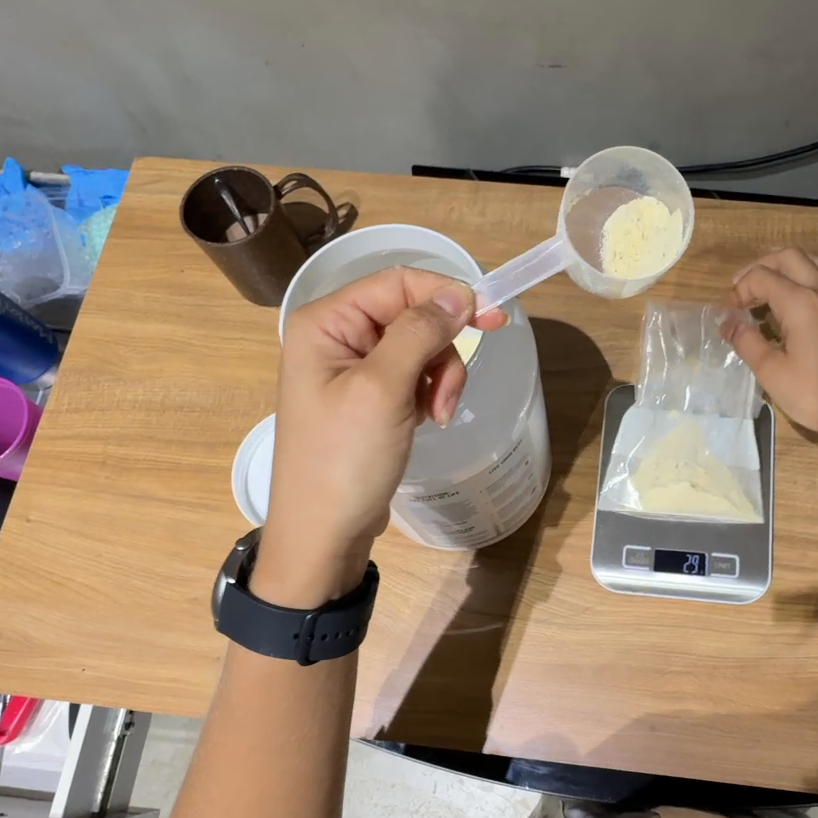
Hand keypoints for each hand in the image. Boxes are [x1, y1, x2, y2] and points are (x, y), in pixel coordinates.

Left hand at [255, 267, 507, 605]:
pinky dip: (430, 394)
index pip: (399, 283)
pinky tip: (429, 420)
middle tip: (449, 394)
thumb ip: (420, 333)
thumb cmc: (344, 459)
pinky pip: (413, 377)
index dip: (448, 295)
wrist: (324, 533)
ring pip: (420, 347)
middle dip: (442, 351)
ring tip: (436, 415)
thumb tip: (459, 293)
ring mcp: (353, 370)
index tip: (493, 319)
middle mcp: (336, 337)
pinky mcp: (369, 399)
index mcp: (326, 322)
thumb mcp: (383, 390)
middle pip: (412, 315)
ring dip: (440, 378)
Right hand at [724, 248, 817, 453]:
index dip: (740, 289)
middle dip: (762, 266)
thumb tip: (728, 323)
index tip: (730, 313)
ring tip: (777, 280)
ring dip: (794, 263)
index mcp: (800, 305)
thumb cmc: (817, 397)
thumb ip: (748, 343)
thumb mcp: (772, 374)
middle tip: (745, 289)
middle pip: (790, 258)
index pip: (763, 278)